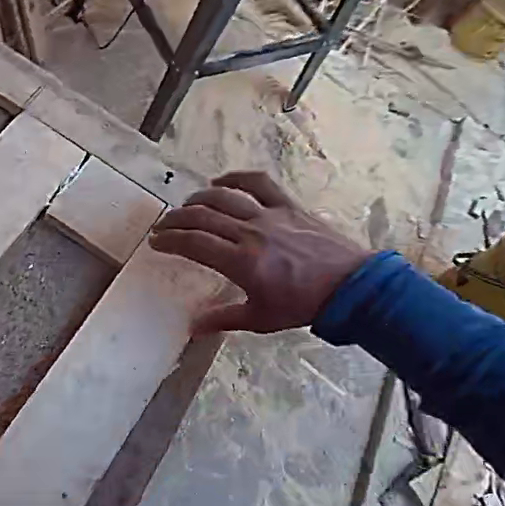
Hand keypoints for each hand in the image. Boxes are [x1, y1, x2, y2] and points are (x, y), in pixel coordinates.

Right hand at [150, 171, 370, 333]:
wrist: (348, 286)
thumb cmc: (303, 305)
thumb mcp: (260, 318)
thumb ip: (224, 318)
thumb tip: (192, 327)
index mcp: (242, 262)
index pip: (193, 244)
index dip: (169, 240)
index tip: (156, 242)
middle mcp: (251, 233)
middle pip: (202, 217)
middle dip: (176, 219)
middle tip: (163, 225)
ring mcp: (270, 215)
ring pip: (224, 197)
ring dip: (199, 199)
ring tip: (186, 206)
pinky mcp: (288, 205)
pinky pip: (258, 182)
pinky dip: (236, 178)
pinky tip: (220, 182)